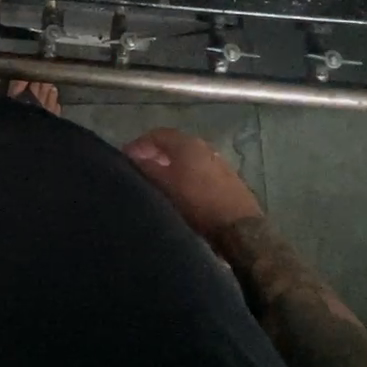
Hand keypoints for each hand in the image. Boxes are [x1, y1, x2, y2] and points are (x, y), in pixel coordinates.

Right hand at [124, 128, 263, 240]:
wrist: (241, 231)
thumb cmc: (197, 203)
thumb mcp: (165, 186)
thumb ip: (146, 168)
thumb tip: (131, 157)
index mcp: (186, 143)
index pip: (156, 135)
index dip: (138, 145)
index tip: (125, 158)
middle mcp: (203, 146)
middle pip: (173, 144)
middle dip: (154, 154)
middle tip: (140, 169)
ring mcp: (219, 162)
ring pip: (187, 158)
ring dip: (171, 166)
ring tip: (159, 182)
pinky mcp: (229, 180)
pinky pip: (200, 170)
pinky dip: (186, 175)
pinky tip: (182, 192)